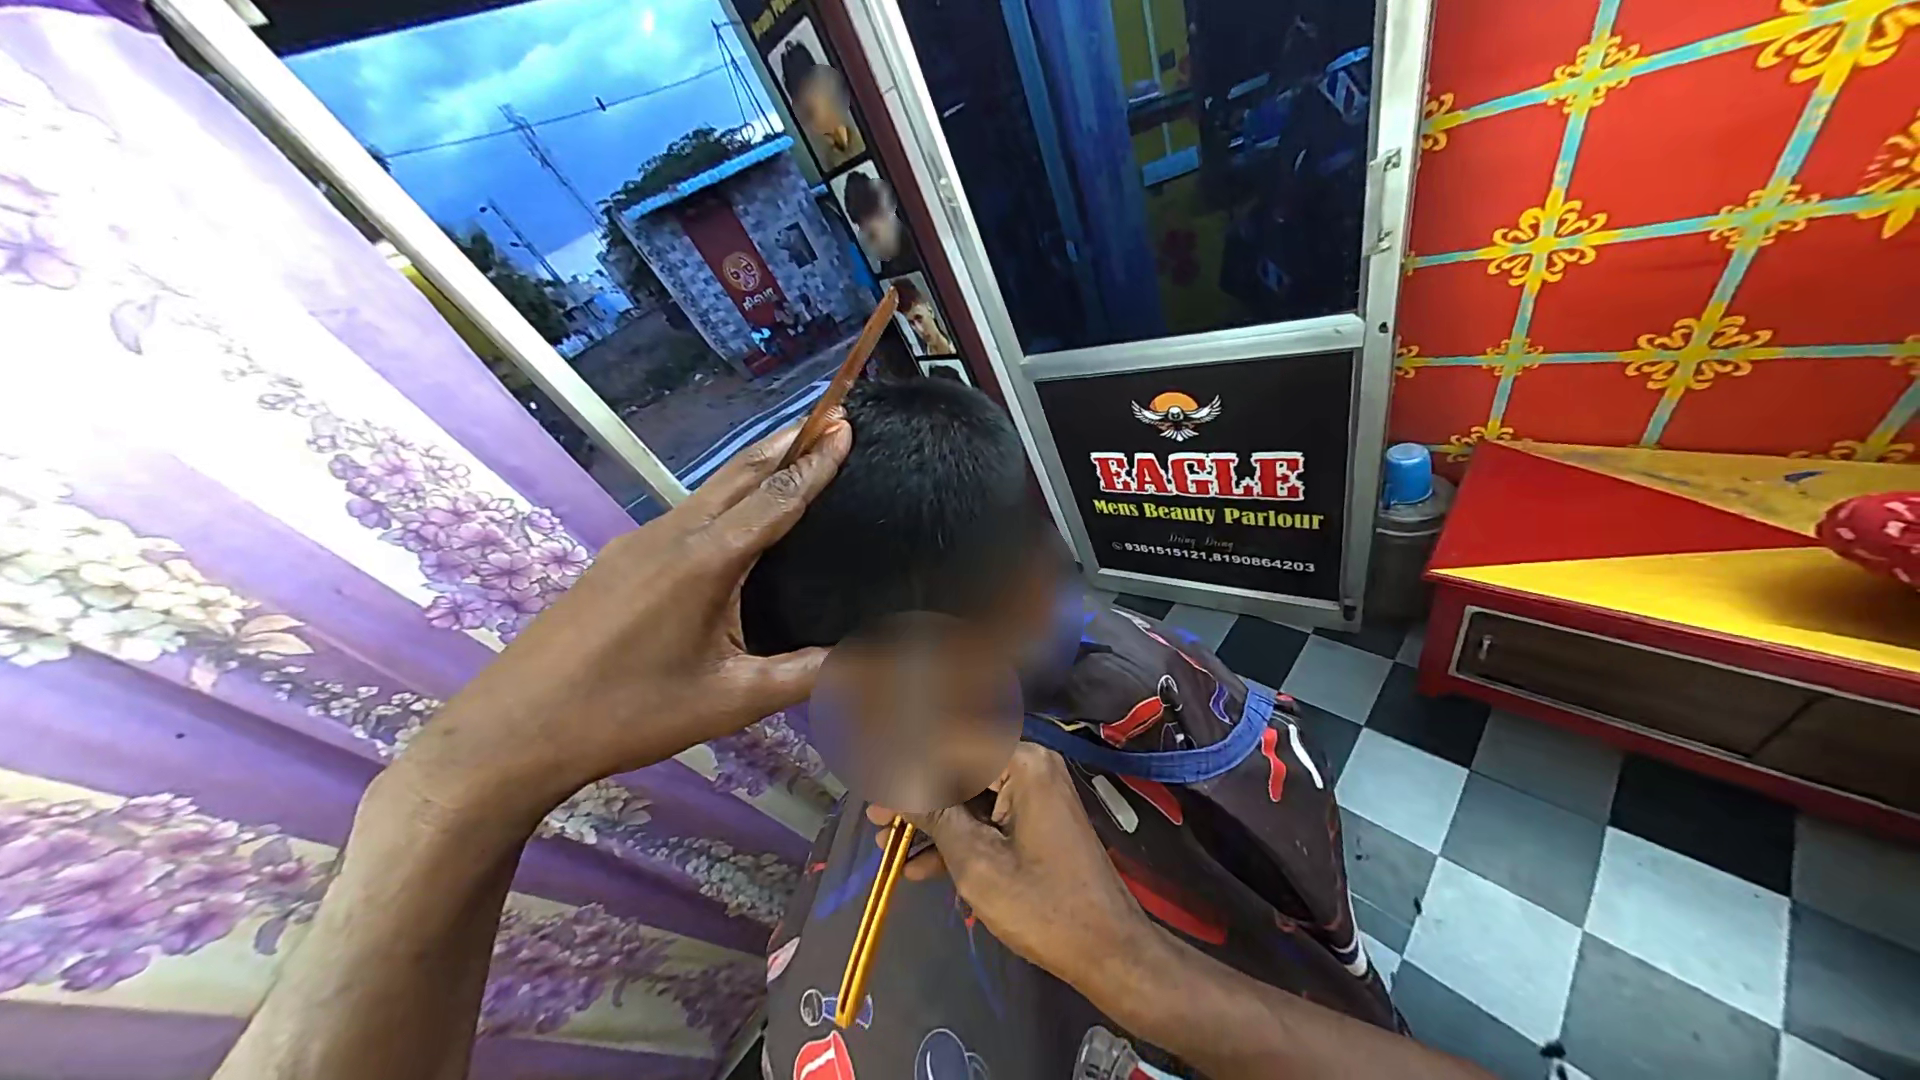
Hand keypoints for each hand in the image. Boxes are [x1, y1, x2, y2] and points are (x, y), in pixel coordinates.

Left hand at [386, 418, 852, 827]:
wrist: (512, 731)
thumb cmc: (630, 713)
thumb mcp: (731, 700)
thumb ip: (805, 675)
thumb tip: (864, 660)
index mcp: (705, 562)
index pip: (775, 497)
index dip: (814, 462)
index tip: (842, 424)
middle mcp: (671, 536)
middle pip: (739, 475)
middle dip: (786, 443)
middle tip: (826, 420)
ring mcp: (636, 543)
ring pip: (709, 491)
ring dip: (754, 468)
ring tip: (790, 457)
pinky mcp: (615, 560)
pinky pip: (685, 515)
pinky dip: (724, 498)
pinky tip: (731, 521)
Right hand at [870, 744, 1154, 990]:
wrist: (1107, 952)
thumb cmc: (1041, 905)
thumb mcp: (975, 860)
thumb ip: (932, 812)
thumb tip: (893, 778)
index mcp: (1022, 763)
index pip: (950, 747)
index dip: (907, 763)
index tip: (873, 781)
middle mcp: (1029, 766)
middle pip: (958, 769)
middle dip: (914, 795)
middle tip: (873, 816)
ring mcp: (1033, 794)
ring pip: (968, 796)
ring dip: (929, 820)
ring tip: (884, 842)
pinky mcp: (1033, 820)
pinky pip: (987, 817)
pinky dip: (956, 838)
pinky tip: (917, 866)